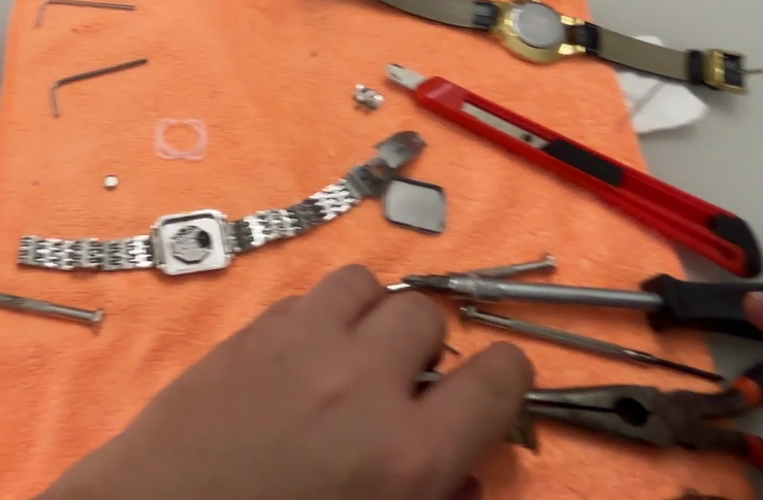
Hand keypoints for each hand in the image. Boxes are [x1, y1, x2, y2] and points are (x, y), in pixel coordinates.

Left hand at [38, 265, 533, 499]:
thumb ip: (431, 489)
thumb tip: (458, 463)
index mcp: (407, 452)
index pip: (493, 382)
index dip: (507, 375)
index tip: (500, 378)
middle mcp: (361, 379)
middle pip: (423, 314)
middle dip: (426, 345)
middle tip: (405, 380)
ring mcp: (302, 340)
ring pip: (363, 283)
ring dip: (371, 312)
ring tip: (355, 350)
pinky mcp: (255, 325)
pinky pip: (309, 294)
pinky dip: (321, 315)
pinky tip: (303, 353)